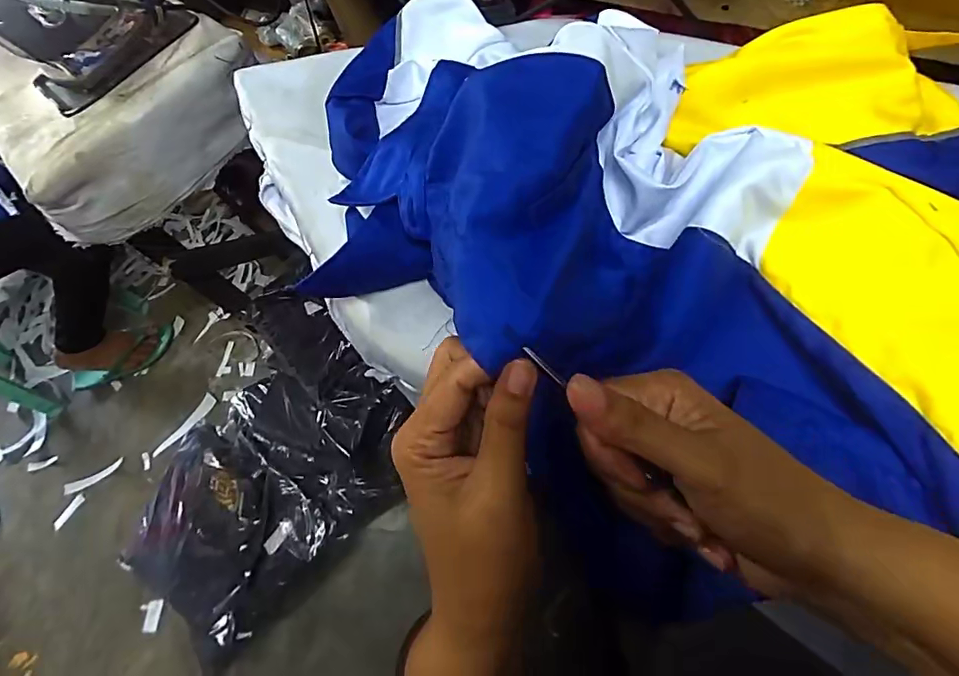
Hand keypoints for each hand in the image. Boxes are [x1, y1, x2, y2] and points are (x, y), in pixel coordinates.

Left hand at [393, 338, 538, 672]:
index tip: (534, 344)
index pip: (454, 377)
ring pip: (468, 381)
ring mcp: (443, 435)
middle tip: (536, 354)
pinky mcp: (464, 445)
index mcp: (419, 437)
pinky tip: (531, 387)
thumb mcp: (500, 489)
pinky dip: (503, 393)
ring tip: (539, 364)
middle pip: (453, 368)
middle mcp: (423, 427)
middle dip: (491, 358)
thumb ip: (508, 422)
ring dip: (499, 373)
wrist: (484, 614)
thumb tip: (523, 361)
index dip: (491, 358)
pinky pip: (481, 404)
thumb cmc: (488, 559)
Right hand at [567, 370, 864, 601]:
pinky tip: (704, 535)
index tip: (641, 478)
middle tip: (678, 506)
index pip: (592, 407)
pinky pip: (640, 504)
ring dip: (655, 513)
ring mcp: (665, 452)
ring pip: (618, 481)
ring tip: (698, 524)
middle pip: (602, 446)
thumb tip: (569, 383)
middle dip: (635, 488)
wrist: (822, 561)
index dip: (604, 448)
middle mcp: (656, 414)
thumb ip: (631, 426)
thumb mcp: (696, 463)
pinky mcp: (673, 487)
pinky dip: (668, 526)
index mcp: (661, 391)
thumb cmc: (764, 500)